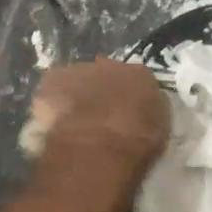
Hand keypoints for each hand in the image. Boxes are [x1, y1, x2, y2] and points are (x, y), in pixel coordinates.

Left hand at [24, 60, 170, 163]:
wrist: (99, 146)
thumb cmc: (137, 141)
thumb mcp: (160, 128)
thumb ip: (151, 110)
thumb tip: (143, 107)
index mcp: (141, 76)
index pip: (137, 80)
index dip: (129, 96)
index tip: (127, 111)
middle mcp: (111, 65)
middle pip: (105, 75)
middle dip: (102, 91)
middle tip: (100, 115)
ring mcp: (79, 71)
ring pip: (77, 80)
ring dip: (77, 95)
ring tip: (75, 120)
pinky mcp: (51, 82)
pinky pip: (51, 91)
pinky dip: (51, 103)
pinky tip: (54, 122)